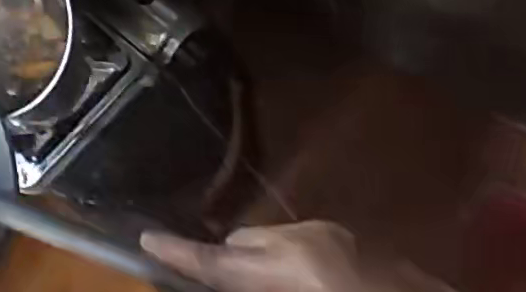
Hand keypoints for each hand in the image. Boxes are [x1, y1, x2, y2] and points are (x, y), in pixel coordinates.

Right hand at [141, 221, 451, 291]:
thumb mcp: (296, 282)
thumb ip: (255, 275)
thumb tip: (232, 255)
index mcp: (298, 267)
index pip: (221, 260)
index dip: (180, 252)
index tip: (146, 238)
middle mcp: (316, 242)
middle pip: (248, 245)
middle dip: (234, 266)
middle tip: (230, 283)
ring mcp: (350, 243)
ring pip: (284, 246)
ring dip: (274, 270)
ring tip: (282, 287)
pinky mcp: (379, 252)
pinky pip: (320, 254)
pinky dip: (309, 273)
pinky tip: (323, 290)